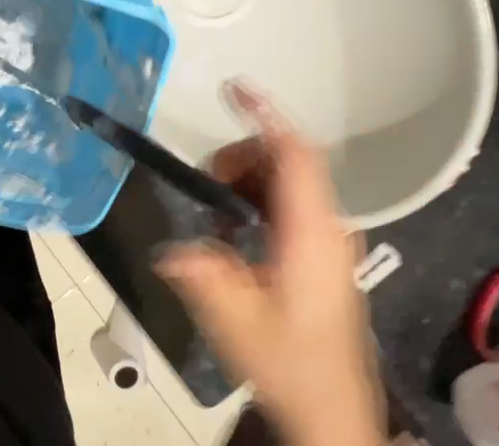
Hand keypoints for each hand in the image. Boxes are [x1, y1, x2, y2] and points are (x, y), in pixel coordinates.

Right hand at [152, 80, 382, 445]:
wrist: (328, 410)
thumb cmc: (287, 363)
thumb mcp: (236, 321)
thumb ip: (203, 276)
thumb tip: (170, 250)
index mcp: (311, 235)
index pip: (296, 156)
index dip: (267, 116)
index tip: (234, 88)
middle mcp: (328, 228)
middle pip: (285, 161)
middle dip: (240, 157)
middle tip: (204, 184)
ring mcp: (329, 240)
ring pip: (284, 180)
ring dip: (243, 180)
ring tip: (215, 216)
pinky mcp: (321, 253)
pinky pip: (286, 202)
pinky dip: (253, 199)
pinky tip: (231, 231)